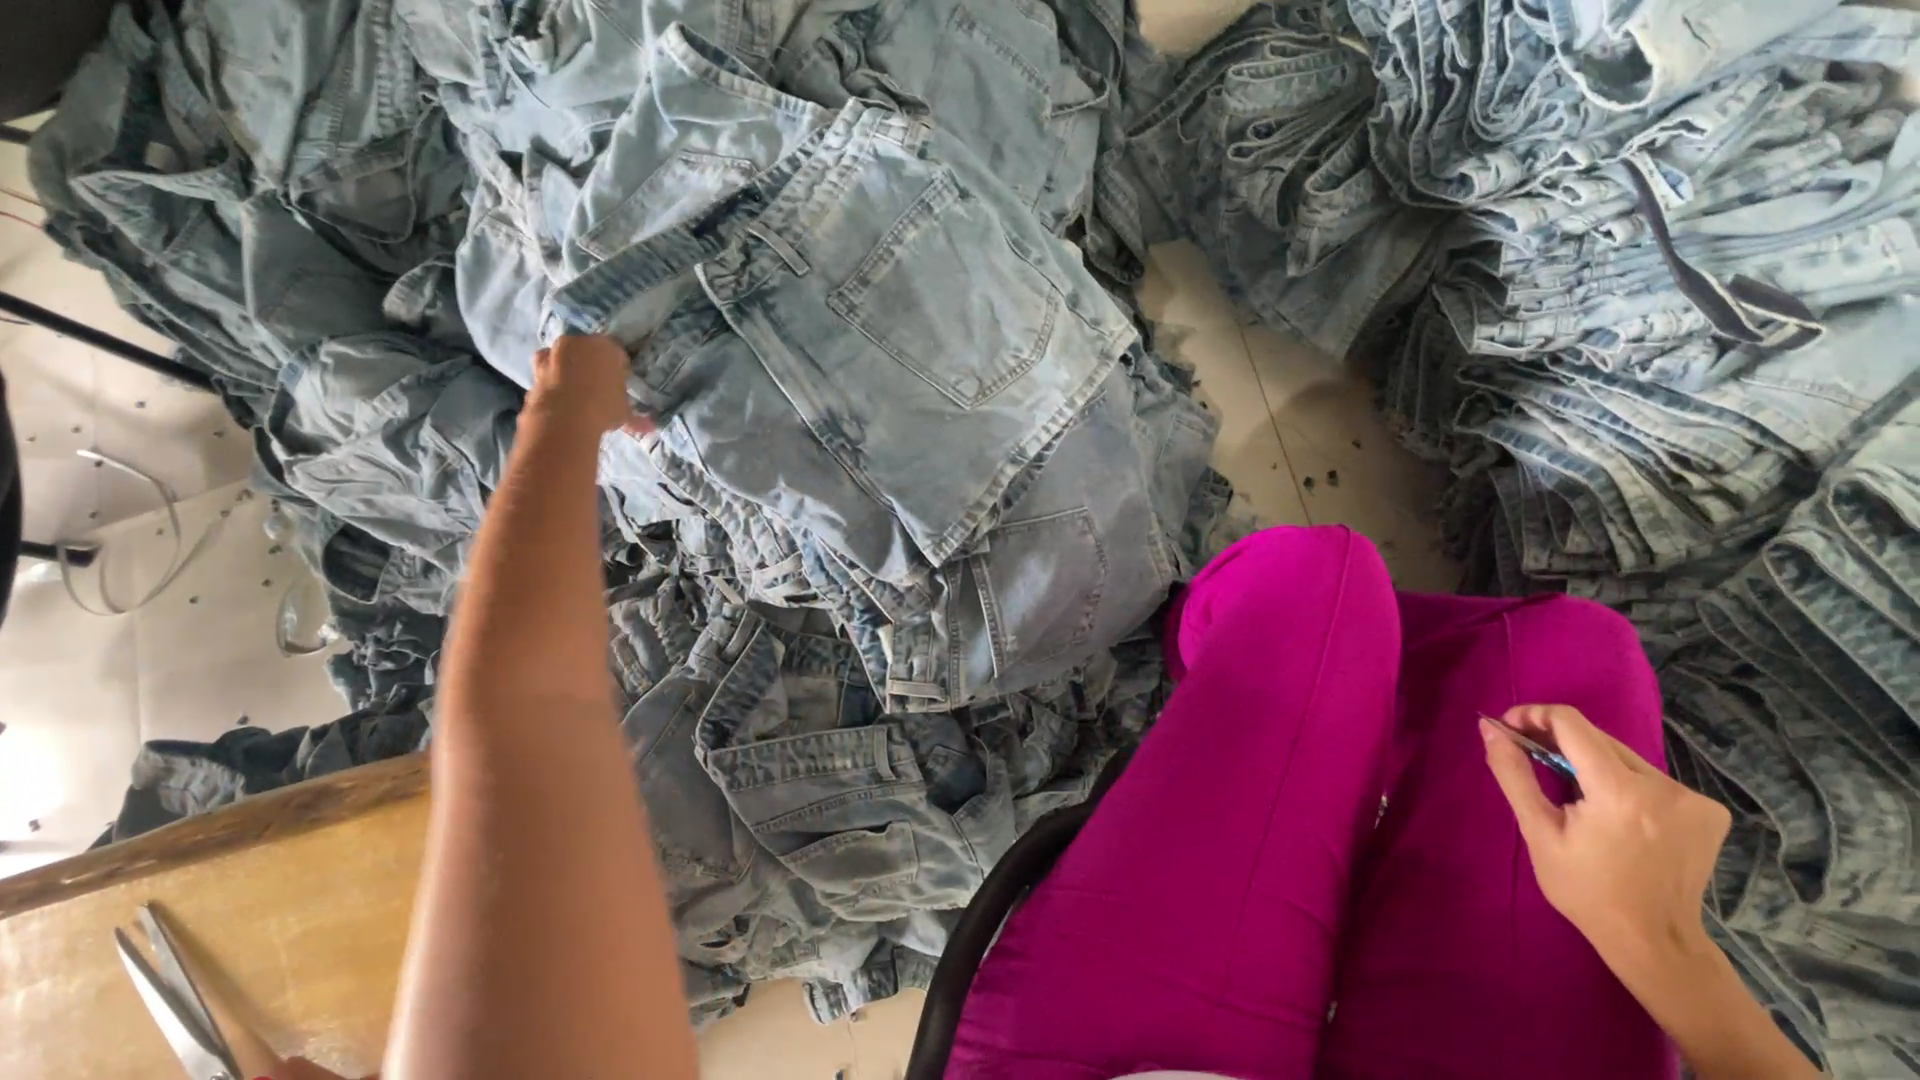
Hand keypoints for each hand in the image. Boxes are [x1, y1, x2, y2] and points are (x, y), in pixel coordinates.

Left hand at [527, 334, 651, 434]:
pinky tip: (559, 401)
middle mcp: (576, 343)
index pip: (616, 352)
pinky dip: (551, 385)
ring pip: (562, 359)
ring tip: (575, 393)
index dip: (619, 368)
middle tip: (599, 387)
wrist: (563, 417)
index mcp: (604, 346)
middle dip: (591, 365)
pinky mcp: (534, 371)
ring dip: (567, 370)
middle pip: (586, 351)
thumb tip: (649, 427)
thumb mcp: (624, 412)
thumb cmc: (602, 406)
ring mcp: (552, 355)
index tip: (621, 383)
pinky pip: (546, 375)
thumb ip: (635, 417)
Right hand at [1483, 704, 1730, 975]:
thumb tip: (1489, 727)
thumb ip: (1513, 774)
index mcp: (1620, 791)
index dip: (1535, 715)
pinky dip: (1623, 782)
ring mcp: (1693, 798)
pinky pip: (1651, 778)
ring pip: (1625, 758)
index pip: (1572, 724)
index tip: (1511, 727)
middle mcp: (1664, 786)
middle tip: (1530, 759)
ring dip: (1591, 763)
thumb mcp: (1538, 831)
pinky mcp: (1709, 810)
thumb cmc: (1585, 889)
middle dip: (1559, 742)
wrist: (1654, 941)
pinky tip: (1614, 812)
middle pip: (1599, 739)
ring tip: (1572, 795)